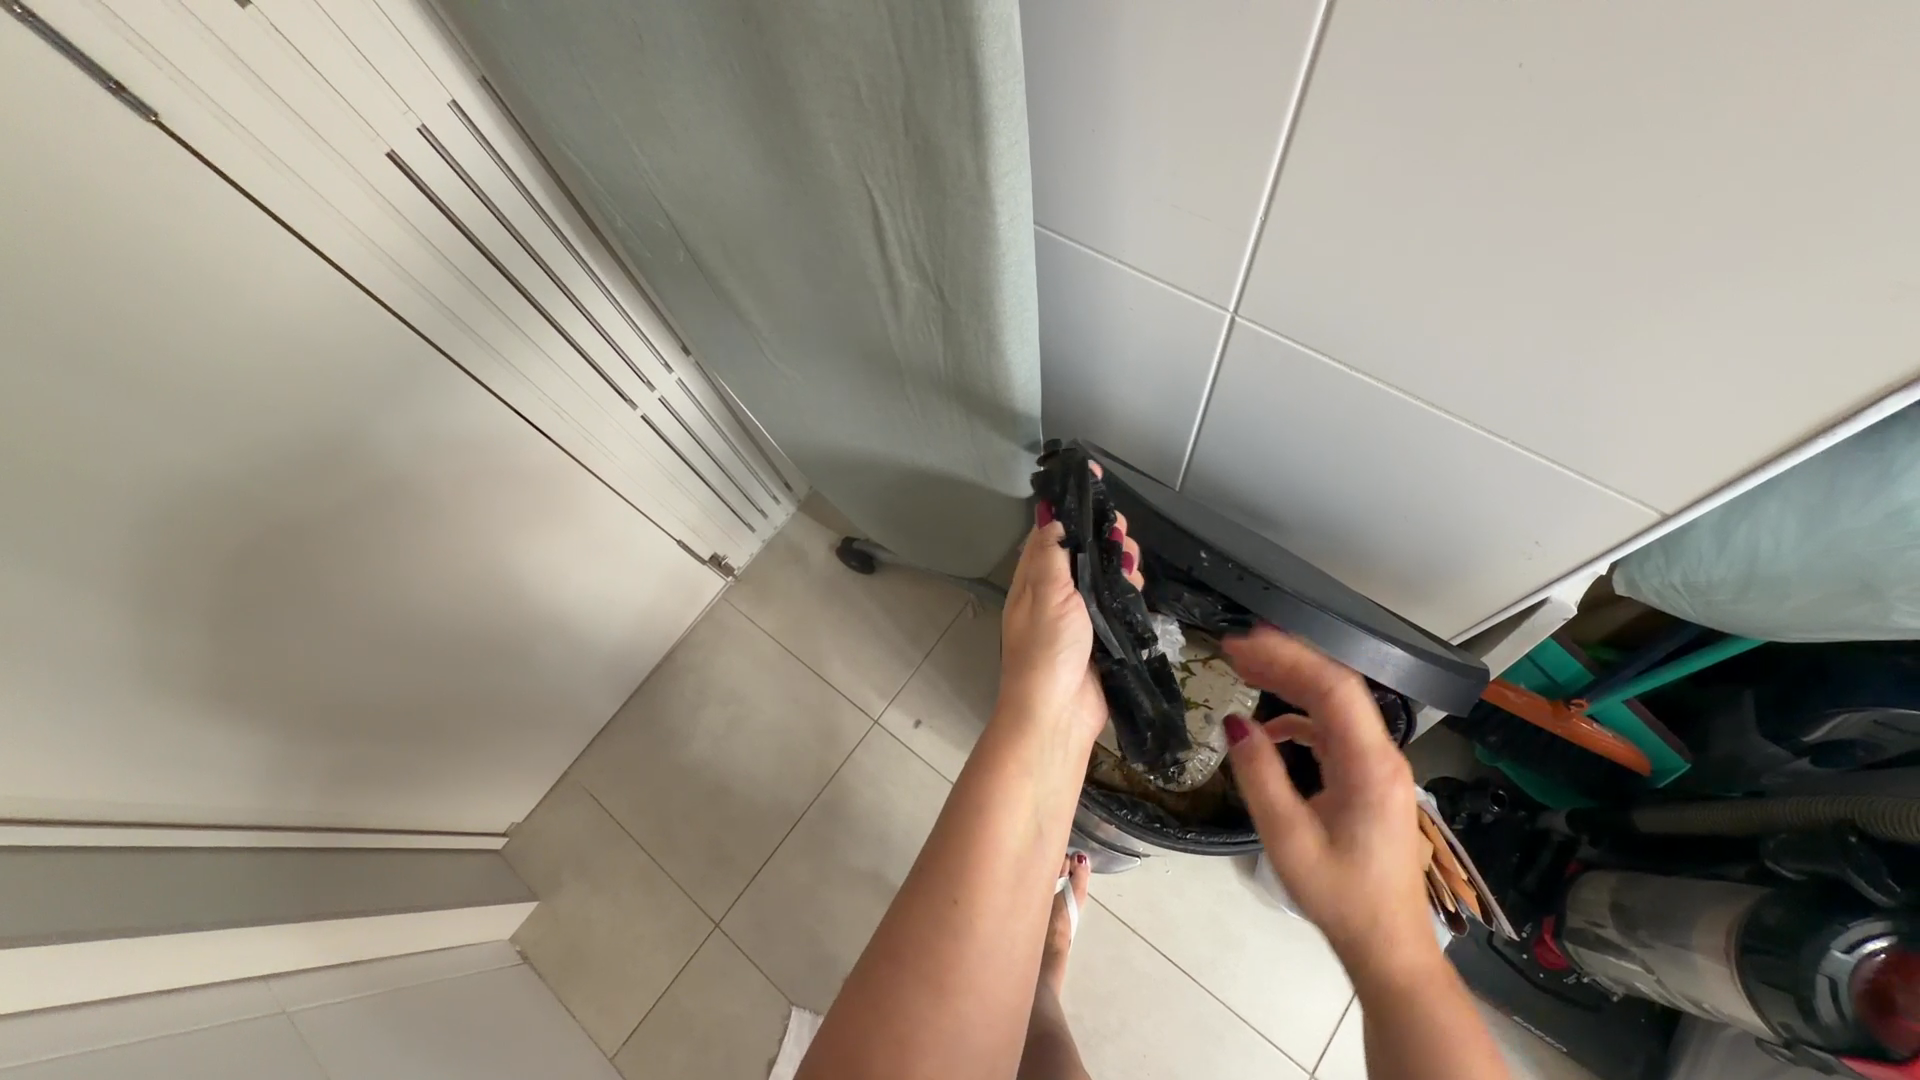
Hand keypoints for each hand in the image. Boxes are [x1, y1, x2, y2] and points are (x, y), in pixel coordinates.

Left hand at [996, 468, 1142, 742]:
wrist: (1058, 713)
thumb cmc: (1046, 650)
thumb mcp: (1045, 592)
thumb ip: (1052, 553)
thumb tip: (1053, 517)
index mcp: (1033, 578)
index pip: (1051, 531)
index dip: (1072, 507)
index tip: (1094, 482)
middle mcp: (1055, 593)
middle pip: (1085, 551)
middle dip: (1105, 537)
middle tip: (1121, 535)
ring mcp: (1080, 616)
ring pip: (1107, 576)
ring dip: (1121, 563)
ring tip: (1131, 563)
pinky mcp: (1103, 637)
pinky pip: (1120, 604)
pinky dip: (1129, 592)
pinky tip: (1137, 588)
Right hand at [1221, 627, 1434, 979]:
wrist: (1387, 943)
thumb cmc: (1339, 895)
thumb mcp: (1287, 837)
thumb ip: (1260, 775)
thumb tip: (1234, 723)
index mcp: (1368, 765)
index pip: (1331, 689)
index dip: (1286, 657)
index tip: (1240, 645)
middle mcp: (1380, 755)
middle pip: (1335, 688)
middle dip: (1285, 659)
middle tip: (1234, 647)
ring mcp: (1378, 765)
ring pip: (1335, 705)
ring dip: (1291, 682)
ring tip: (1246, 670)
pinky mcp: (1369, 777)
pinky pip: (1335, 730)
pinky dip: (1300, 715)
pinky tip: (1269, 726)